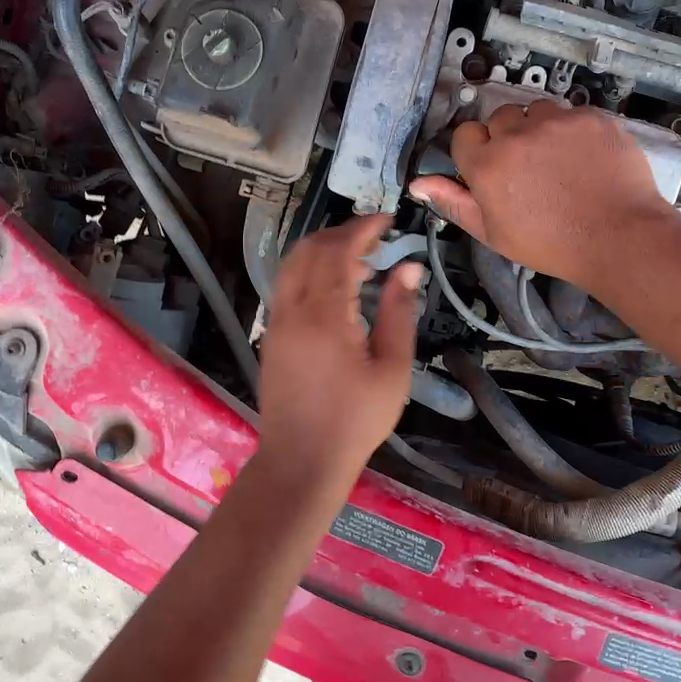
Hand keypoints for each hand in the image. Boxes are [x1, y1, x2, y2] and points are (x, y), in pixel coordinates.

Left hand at [255, 214, 422, 486]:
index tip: (388, 219)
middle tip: (376, 236)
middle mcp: (293, 309)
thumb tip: (409, 268)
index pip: (339, 250)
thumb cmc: (355, 421)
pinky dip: (309, 270)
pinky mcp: (271, 335)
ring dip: (323, 250)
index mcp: (325, 315)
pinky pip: (286, 284)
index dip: (363, 228)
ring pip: (292, 264)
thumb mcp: (392, 369)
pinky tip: (335, 287)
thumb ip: (399, 312)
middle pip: (310, 248)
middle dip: (342, 233)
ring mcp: (276, 322)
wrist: (301, 462)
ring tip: (359, 259)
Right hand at [409, 100, 680, 290]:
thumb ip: (454, 202)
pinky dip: (574, 131)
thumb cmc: (551, 244)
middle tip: (528, 168)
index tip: (493, 170)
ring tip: (558, 161)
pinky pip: (572, 113)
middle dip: (509, 137)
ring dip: (540, 128)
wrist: (619, 237)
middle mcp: (516, 134)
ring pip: (536, 110)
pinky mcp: (591, 117)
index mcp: (486, 164)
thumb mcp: (493, 233)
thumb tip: (419, 183)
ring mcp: (557, 122)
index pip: (465, 134)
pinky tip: (584, 158)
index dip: (478, 151)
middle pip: (500, 117)